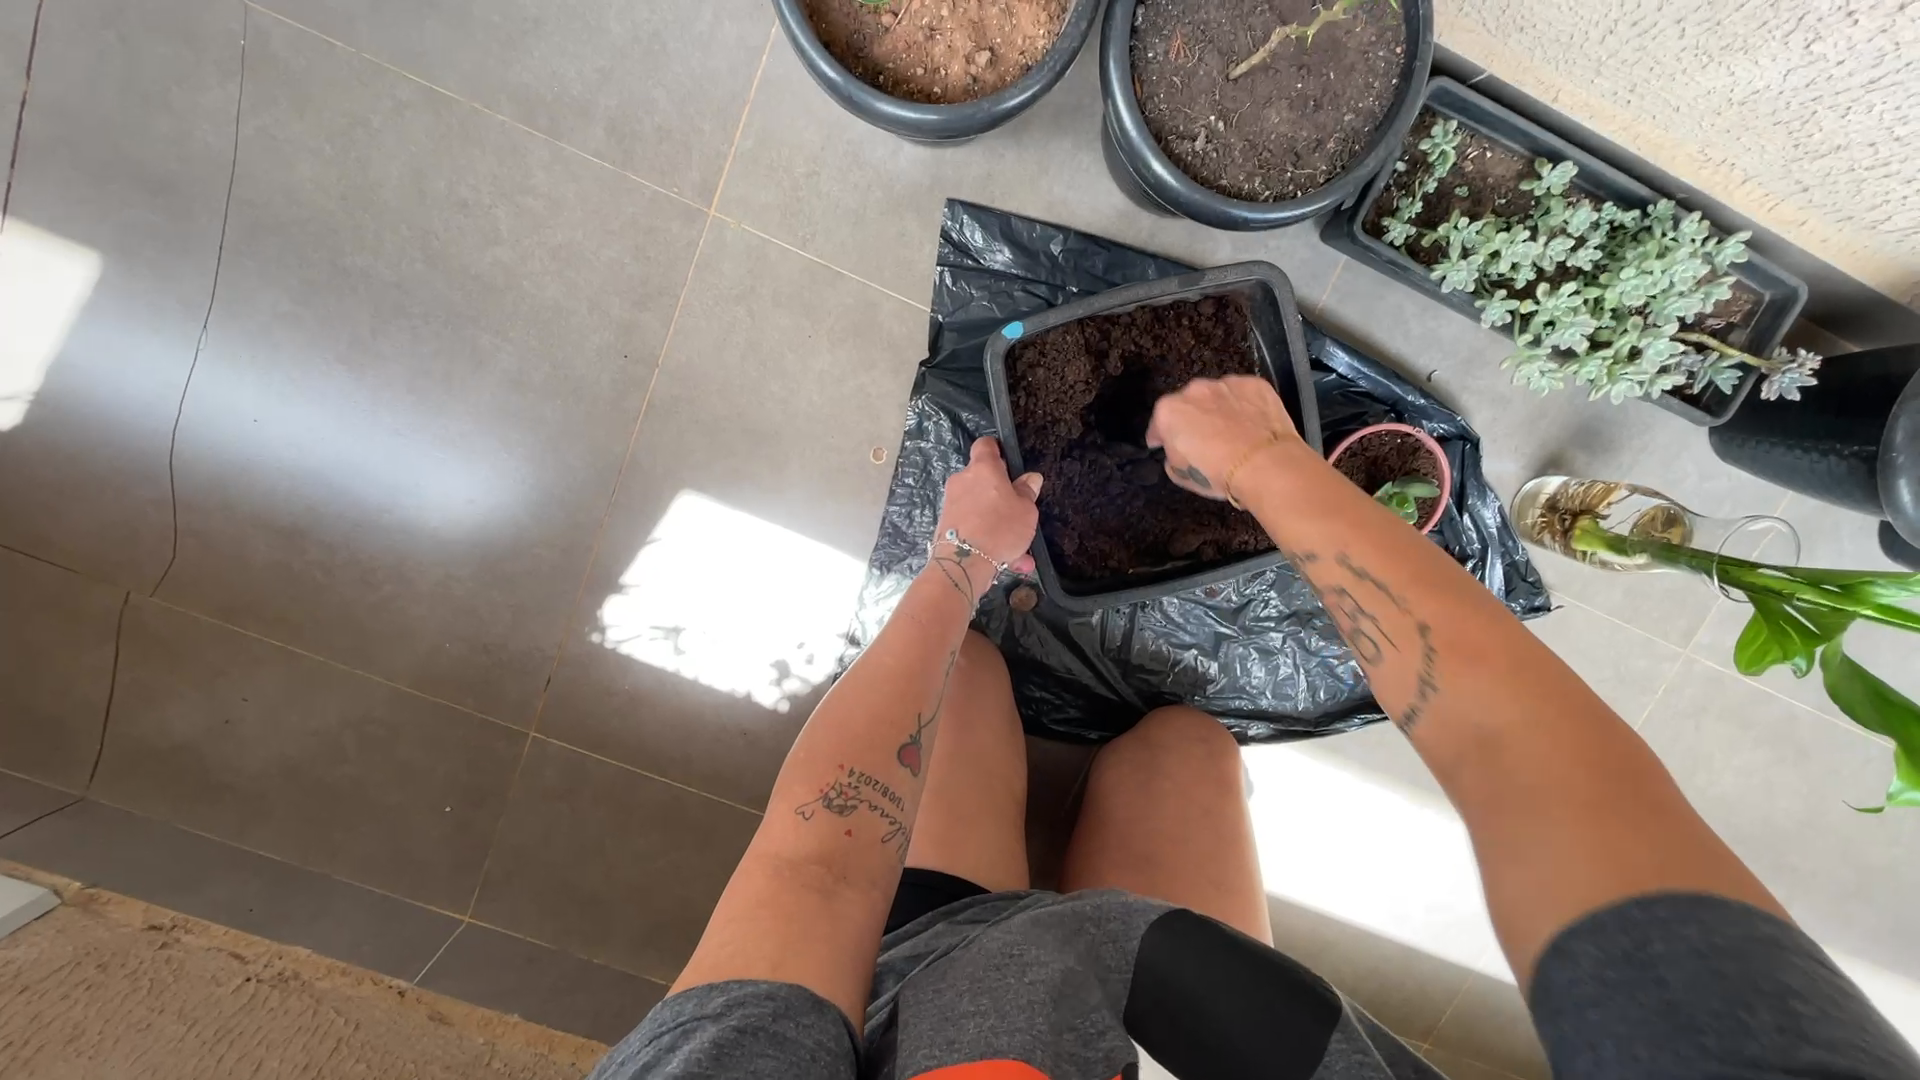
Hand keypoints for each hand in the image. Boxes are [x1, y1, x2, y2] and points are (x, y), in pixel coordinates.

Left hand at [932, 438, 1042, 595]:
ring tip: (1020, 549)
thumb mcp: (1026, 510)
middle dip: (1000, 494)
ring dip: (999, 524)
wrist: (963, 564)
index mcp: (983, 468)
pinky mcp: (946, 525)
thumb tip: (1030, 478)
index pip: (985, 445)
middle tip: (1018, 510)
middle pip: (983, 480)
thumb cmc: (999, 528)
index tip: (1007, 459)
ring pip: (980, 509)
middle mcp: (962, 481)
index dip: (997, 449)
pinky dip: (989, 540)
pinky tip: (1011, 562)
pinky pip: (974, 528)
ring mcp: (951, 503)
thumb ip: (1027, 492)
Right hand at [1146, 375, 1299, 501]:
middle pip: (1188, 403)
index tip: (1166, 446)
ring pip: (1216, 395)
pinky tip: (1252, 425)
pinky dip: (1244, 406)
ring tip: (1232, 432)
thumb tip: (1177, 451)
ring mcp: (1226, 384)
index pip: (1158, 423)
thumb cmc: (1216, 473)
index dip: (1162, 437)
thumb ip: (1172, 456)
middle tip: (1204, 440)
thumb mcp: (1179, 474)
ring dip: (1219, 410)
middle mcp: (1194, 390)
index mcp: (1169, 411)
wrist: (1264, 464)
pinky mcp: (1255, 384)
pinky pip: (1243, 394)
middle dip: (1192, 418)